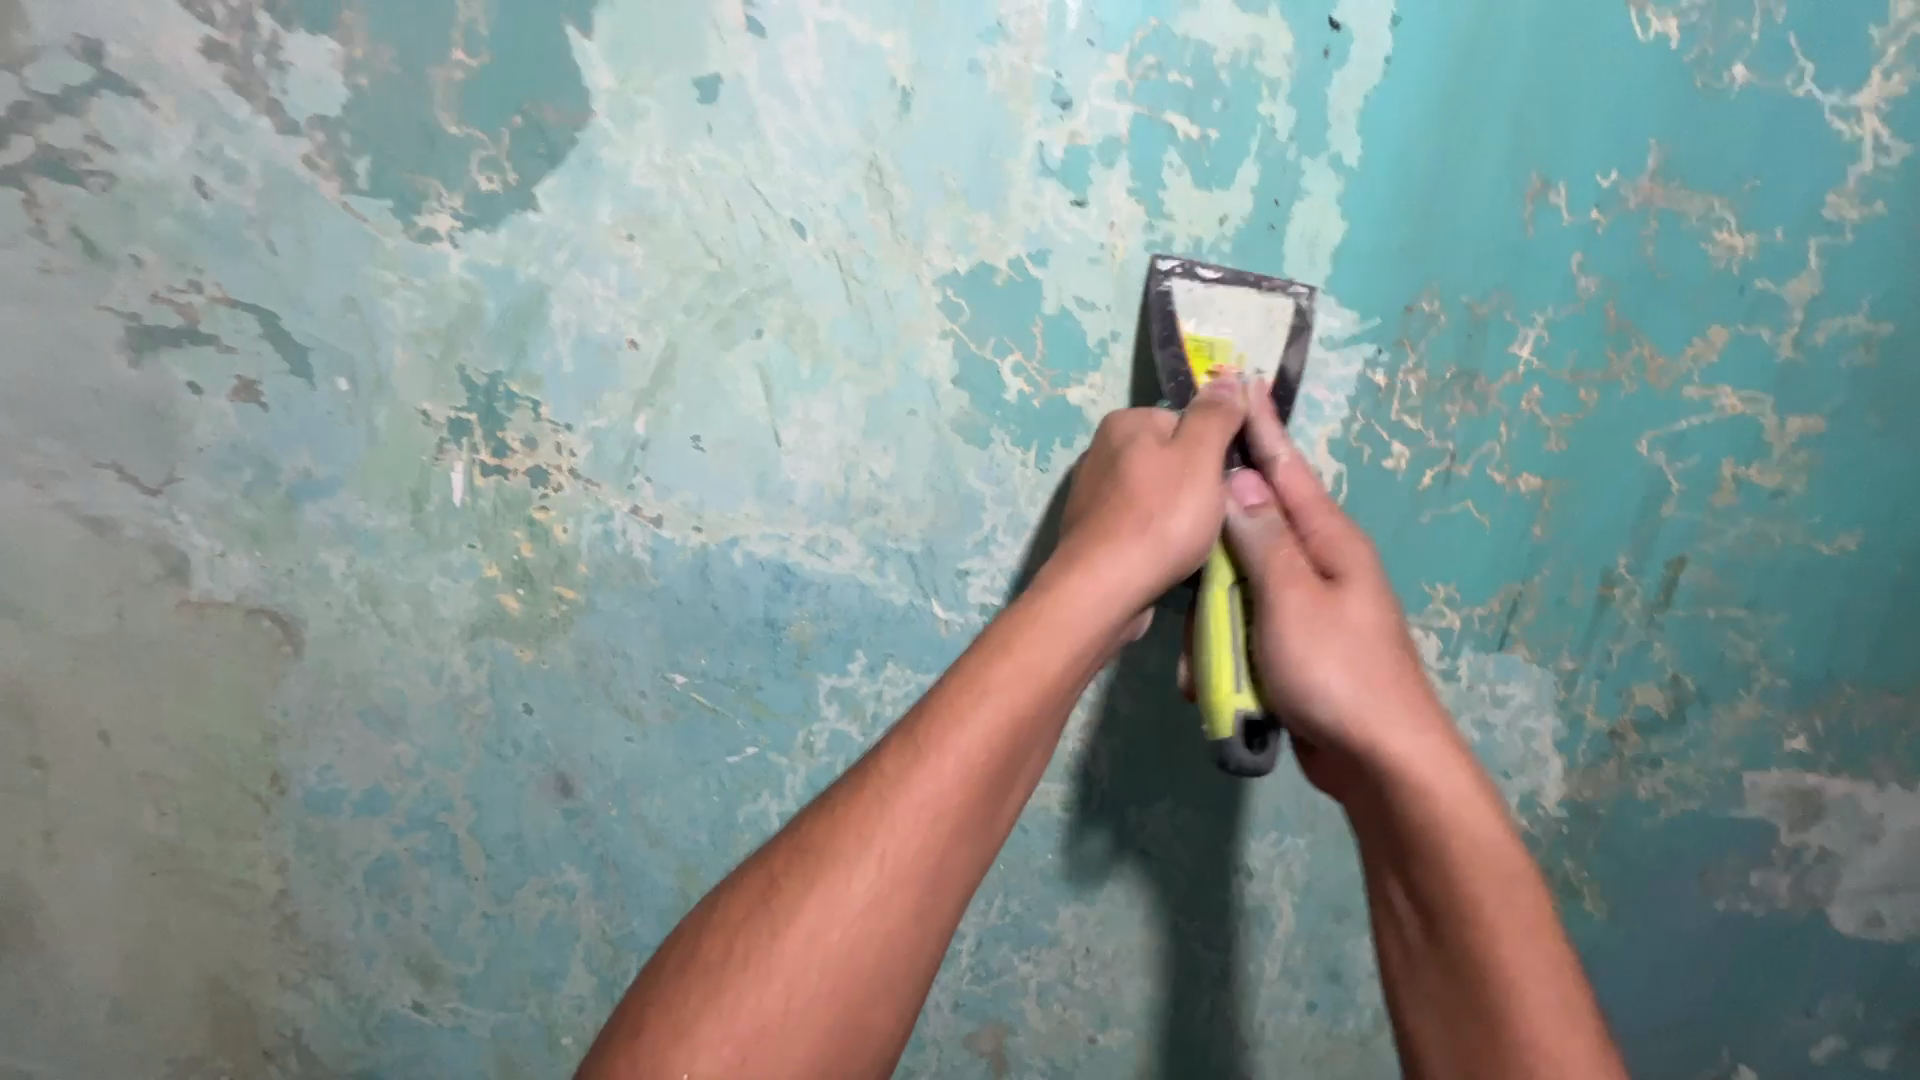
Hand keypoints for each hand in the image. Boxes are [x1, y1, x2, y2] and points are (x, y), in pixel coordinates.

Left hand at [1050, 374, 1248, 625]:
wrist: (1103, 588)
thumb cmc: (1159, 517)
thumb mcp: (1200, 456)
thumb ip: (1216, 415)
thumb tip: (1228, 379)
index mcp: (1123, 423)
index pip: (1185, 421)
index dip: (1214, 450)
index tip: (1228, 479)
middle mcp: (1099, 452)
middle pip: (1171, 460)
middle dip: (1196, 485)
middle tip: (1213, 514)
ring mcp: (1092, 495)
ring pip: (1156, 497)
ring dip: (1178, 517)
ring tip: (1191, 542)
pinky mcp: (1091, 534)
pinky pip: (1138, 527)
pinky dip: (1156, 540)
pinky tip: (1166, 559)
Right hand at [1219, 381, 1459, 797]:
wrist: (1378, 761)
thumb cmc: (1337, 671)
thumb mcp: (1291, 597)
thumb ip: (1261, 535)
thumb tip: (1236, 475)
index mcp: (1327, 539)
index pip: (1285, 467)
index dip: (1260, 425)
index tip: (1237, 381)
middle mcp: (1316, 562)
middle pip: (1250, 527)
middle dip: (1211, 543)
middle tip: (1176, 542)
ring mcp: (1303, 603)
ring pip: (1237, 583)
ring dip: (1212, 619)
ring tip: (1203, 662)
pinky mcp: (1290, 640)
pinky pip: (1242, 624)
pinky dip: (1223, 648)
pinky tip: (1210, 680)